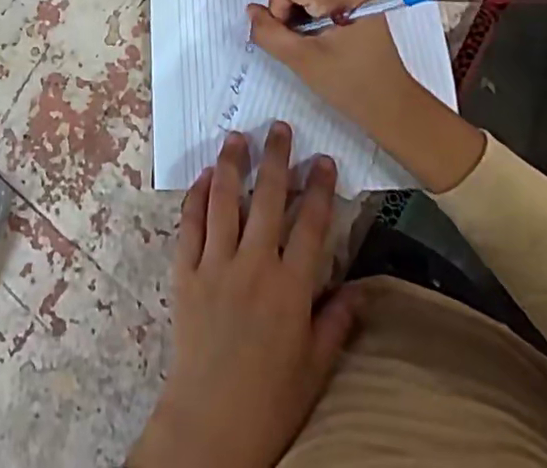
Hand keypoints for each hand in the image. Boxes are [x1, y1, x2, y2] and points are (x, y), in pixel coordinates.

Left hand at [128, 125, 357, 467]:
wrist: (213, 418)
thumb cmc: (273, 396)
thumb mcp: (317, 364)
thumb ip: (338, 320)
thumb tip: (361, 287)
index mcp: (292, 287)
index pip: (311, 224)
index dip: (319, 187)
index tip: (323, 159)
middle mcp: (254, 265)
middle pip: (268, 199)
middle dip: (276, 159)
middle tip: (279, 128)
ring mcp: (215, 264)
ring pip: (225, 201)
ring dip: (232, 165)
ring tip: (237, 137)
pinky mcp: (185, 271)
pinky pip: (190, 224)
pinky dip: (197, 196)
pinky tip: (205, 176)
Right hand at [247, 0, 485, 192]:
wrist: (389, 104)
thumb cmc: (349, 84)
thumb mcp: (300, 60)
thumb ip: (267, 32)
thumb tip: (251, 10)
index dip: (277, 7)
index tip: (294, 36)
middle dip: (286, 11)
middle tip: (303, 43)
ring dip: (295, 15)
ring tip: (313, 43)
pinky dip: (306, 16)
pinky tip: (319, 38)